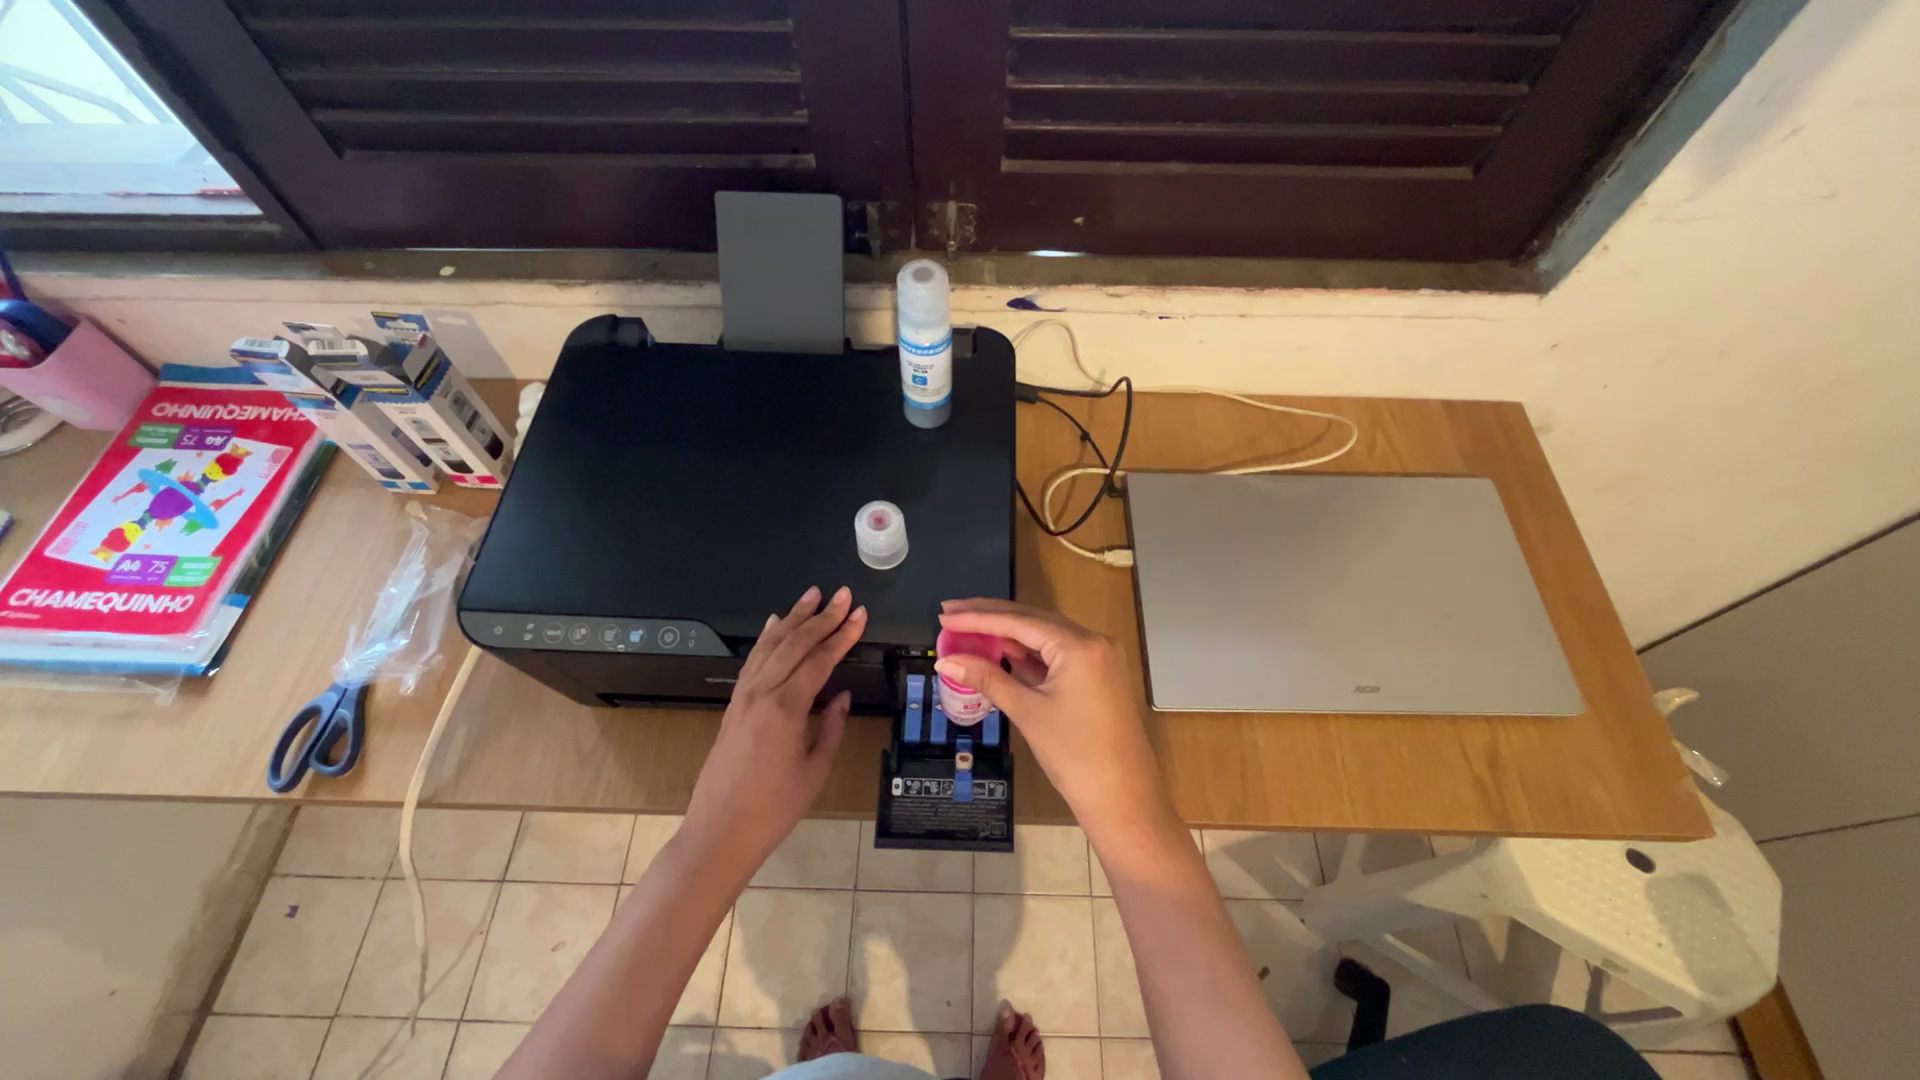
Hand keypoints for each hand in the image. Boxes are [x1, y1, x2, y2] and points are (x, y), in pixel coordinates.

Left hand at [682, 586, 866, 876]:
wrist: (720, 831)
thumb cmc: (774, 808)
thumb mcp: (815, 769)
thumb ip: (832, 727)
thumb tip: (840, 697)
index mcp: (786, 708)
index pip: (820, 659)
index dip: (842, 634)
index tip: (859, 613)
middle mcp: (761, 693)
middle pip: (794, 643)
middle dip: (821, 616)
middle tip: (842, 594)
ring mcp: (743, 697)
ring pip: (770, 645)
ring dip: (793, 618)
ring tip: (812, 596)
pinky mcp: (733, 706)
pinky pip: (753, 660)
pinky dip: (766, 638)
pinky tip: (774, 623)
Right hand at [935, 599, 1167, 833]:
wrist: (1122, 797)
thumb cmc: (1074, 755)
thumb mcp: (1027, 712)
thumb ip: (987, 678)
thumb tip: (947, 661)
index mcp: (1079, 645)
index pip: (1019, 621)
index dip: (978, 617)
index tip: (945, 615)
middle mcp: (1093, 641)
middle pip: (1033, 620)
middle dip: (991, 617)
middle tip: (951, 615)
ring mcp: (1099, 658)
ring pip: (1045, 636)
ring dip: (1008, 634)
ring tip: (969, 630)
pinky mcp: (1098, 676)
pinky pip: (1057, 654)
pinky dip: (1029, 653)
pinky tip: (1002, 650)